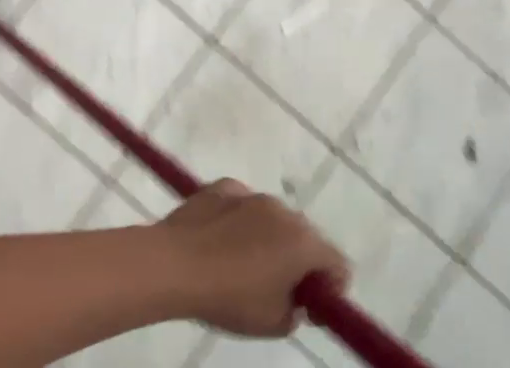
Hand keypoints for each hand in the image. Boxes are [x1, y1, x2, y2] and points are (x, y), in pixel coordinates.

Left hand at [152, 179, 350, 337]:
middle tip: (281, 287)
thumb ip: (297, 309)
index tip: (311, 309)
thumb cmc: (229, 297)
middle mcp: (280, 210)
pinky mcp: (216, 187)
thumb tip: (292, 297)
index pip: (337, 265)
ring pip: (272, 218)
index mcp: (304, 243)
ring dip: (270, 237)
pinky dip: (240, 217)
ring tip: (246, 261)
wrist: (171, 264)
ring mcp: (246, 194)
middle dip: (301, 262)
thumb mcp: (277, 322)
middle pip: (305, 238)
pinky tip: (223, 236)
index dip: (331, 291)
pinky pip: (241, 203)